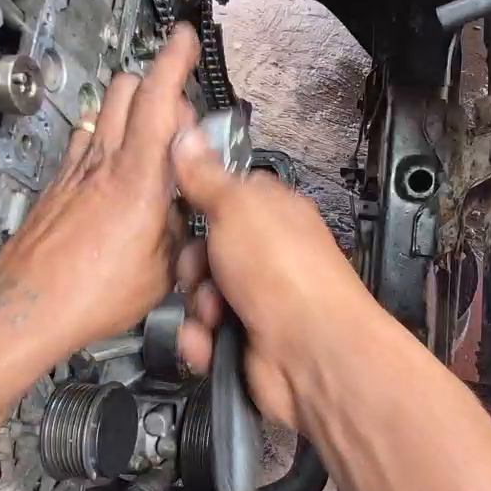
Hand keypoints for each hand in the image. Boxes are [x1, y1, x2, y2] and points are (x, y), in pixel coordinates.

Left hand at [0, 26, 200, 356]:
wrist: (28, 309)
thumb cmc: (88, 296)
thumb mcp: (161, 271)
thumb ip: (175, 228)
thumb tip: (180, 214)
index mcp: (138, 179)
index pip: (157, 99)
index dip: (173, 60)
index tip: (184, 39)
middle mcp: (103, 163)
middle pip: (126, 89)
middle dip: (157, 84)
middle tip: (180, 110)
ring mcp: (76, 170)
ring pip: (105, 111)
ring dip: (131, 108)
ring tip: (152, 136)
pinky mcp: (58, 185)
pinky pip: (85, 141)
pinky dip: (106, 137)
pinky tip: (115, 165)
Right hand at [169, 124, 378, 431]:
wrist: (310, 352)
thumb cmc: (288, 274)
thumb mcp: (238, 209)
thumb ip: (207, 177)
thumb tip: (187, 138)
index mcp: (273, 212)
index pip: (226, 195)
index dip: (198, 204)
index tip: (180, 210)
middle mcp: (268, 254)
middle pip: (203, 250)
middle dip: (192, 266)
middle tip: (200, 272)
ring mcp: (258, 298)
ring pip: (199, 294)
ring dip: (196, 307)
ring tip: (213, 314)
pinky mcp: (247, 337)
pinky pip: (204, 334)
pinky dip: (201, 341)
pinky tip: (210, 343)